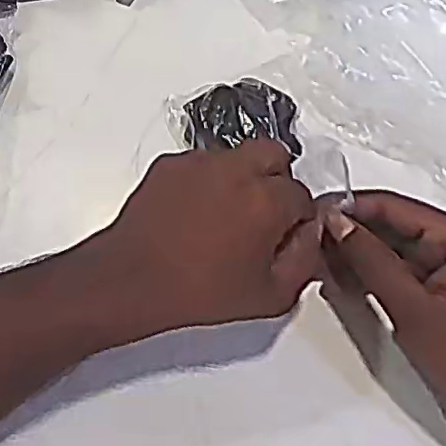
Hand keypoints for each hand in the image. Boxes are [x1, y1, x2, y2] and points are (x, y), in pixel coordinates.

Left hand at [79, 141, 320, 344]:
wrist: (138, 275)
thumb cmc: (200, 289)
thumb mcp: (274, 293)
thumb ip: (304, 257)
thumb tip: (308, 236)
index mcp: (264, 199)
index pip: (302, 192)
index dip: (299, 216)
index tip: (290, 232)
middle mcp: (230, 170)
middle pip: (271, 152)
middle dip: (276, 177)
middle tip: (266, 212)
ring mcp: (194, 163)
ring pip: (232, 156)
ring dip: (238, 177)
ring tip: (225, 217)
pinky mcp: (166, 164)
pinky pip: (197, 164)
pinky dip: (204, 180)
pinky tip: (197, 212)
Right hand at [323, 191, 445, 445]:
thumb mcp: (417, 311)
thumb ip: (369, 259)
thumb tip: (332, 220)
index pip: (389, 205)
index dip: (344, 209)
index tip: (306, 219)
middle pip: (390, 225)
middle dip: (348, 236)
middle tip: (310, 250)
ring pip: (393, 249)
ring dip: (358, 259)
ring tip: (324, 271)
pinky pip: (406, 272)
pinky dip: (376, 278)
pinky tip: (349, 288)